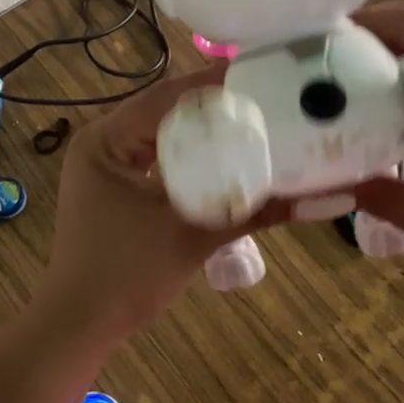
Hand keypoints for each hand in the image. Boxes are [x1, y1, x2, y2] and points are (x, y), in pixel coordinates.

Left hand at [36, 68, 282, 340]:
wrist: (80, 325)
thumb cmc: (126, 276)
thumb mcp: (192, 236)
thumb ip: (254, 210)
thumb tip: (323, 198)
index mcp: (105, 140)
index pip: (166, 98)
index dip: (217, 87)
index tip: (267, 77)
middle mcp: (101, 142)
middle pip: (166, 114)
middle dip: (217, 110)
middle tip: (271, 101)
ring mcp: (106, 166)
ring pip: (164, 137)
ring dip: (206, 135)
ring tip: (259, 124)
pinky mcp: (116, 188)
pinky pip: (159, 161)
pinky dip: (191, 160)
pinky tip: (229, 161)